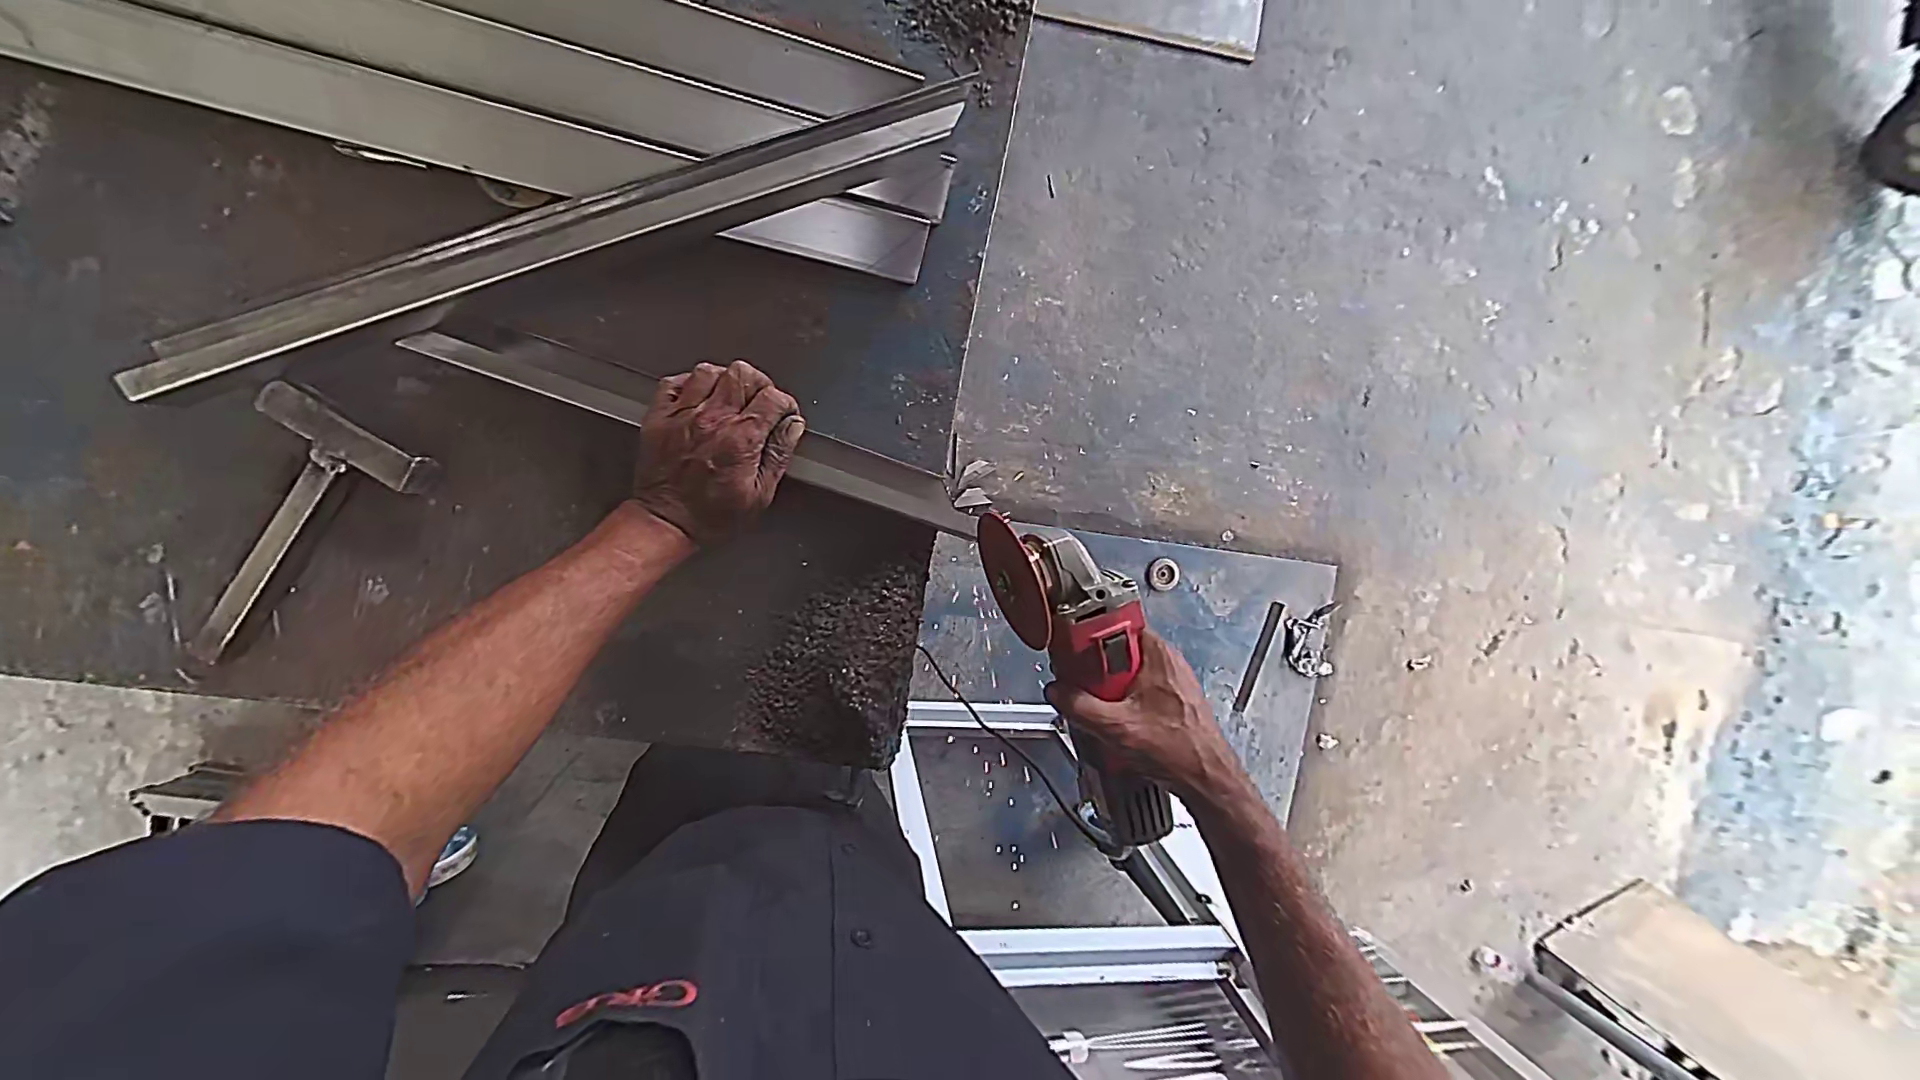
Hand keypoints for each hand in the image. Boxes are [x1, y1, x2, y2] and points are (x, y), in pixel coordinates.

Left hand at [632, 360, 804, 544]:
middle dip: (758, 384)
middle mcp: (712, 421)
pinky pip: (674, 382)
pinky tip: (699, 399)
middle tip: (760, 401)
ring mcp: (683, 416)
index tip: (784, 414)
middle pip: (741, 374)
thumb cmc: (712, 516)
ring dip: (725, 381)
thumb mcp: (761, 493)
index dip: (785, 404)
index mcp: (741, 440)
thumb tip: (792, 426)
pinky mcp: (660, 418)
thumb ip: (779, 454)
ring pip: (709, 371)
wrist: (667, 523)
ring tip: (730, 399)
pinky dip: (690, 384)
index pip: (773, 398)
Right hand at [1045, 630, 1248, 802]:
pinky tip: (1119, 722)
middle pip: (1116, 650)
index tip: (1072, 653)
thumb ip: (1078, 706)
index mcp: (1157, 652)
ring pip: (1125, 671)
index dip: (1088, 637)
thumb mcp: (1115, 727)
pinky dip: (1123, 700)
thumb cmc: (1179, 750)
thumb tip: (1058, 692)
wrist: (1206, 779)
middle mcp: (1166, 659)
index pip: (1113, 624)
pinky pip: (1137, 688)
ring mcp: (1170, 678)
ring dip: (1108, 688)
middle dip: (1095, 669)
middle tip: (1083, 688)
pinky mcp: (1171, 697)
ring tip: (1101, 709)